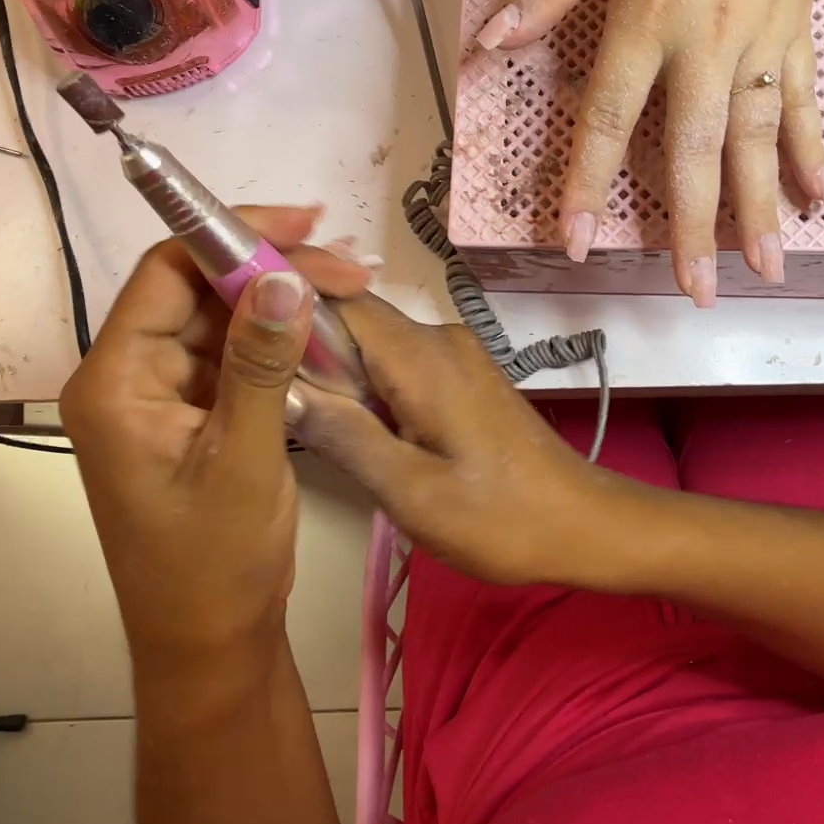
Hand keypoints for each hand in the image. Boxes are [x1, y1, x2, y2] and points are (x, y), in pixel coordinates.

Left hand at [59, 207, 371, 667]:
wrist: (213, 639)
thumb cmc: (214, 560)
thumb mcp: (243, 458)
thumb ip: (259, 363)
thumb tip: (282, 277)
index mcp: (117, 380)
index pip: (167, 274)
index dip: (232, 236)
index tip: (307, 227)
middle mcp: (135, 376)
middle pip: (200, 291)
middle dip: (274, 270)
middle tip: (352, 267)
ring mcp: (169, 396)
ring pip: (225, 321)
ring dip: (284, 303)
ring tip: (351, 289)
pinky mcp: (201, 414)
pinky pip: (239, 357)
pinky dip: (282, 341)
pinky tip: (328, 331)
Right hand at [291, 295, 623, 586]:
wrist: (583, 524)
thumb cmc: (499, 518)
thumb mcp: (411, 491)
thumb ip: (345, 435)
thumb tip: (280, 389)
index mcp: (424, 357)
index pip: (339, 300)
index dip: (285, 305)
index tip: (240, 334)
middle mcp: (441, 339)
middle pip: (355, 323)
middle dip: (308, 354)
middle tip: (270, 402)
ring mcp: (458, 357)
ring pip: (376, 348)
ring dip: (340, 378)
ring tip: (311, 425)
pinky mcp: (466, 379)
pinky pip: (403, 367)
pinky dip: (372, 390)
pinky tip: (363, 433)